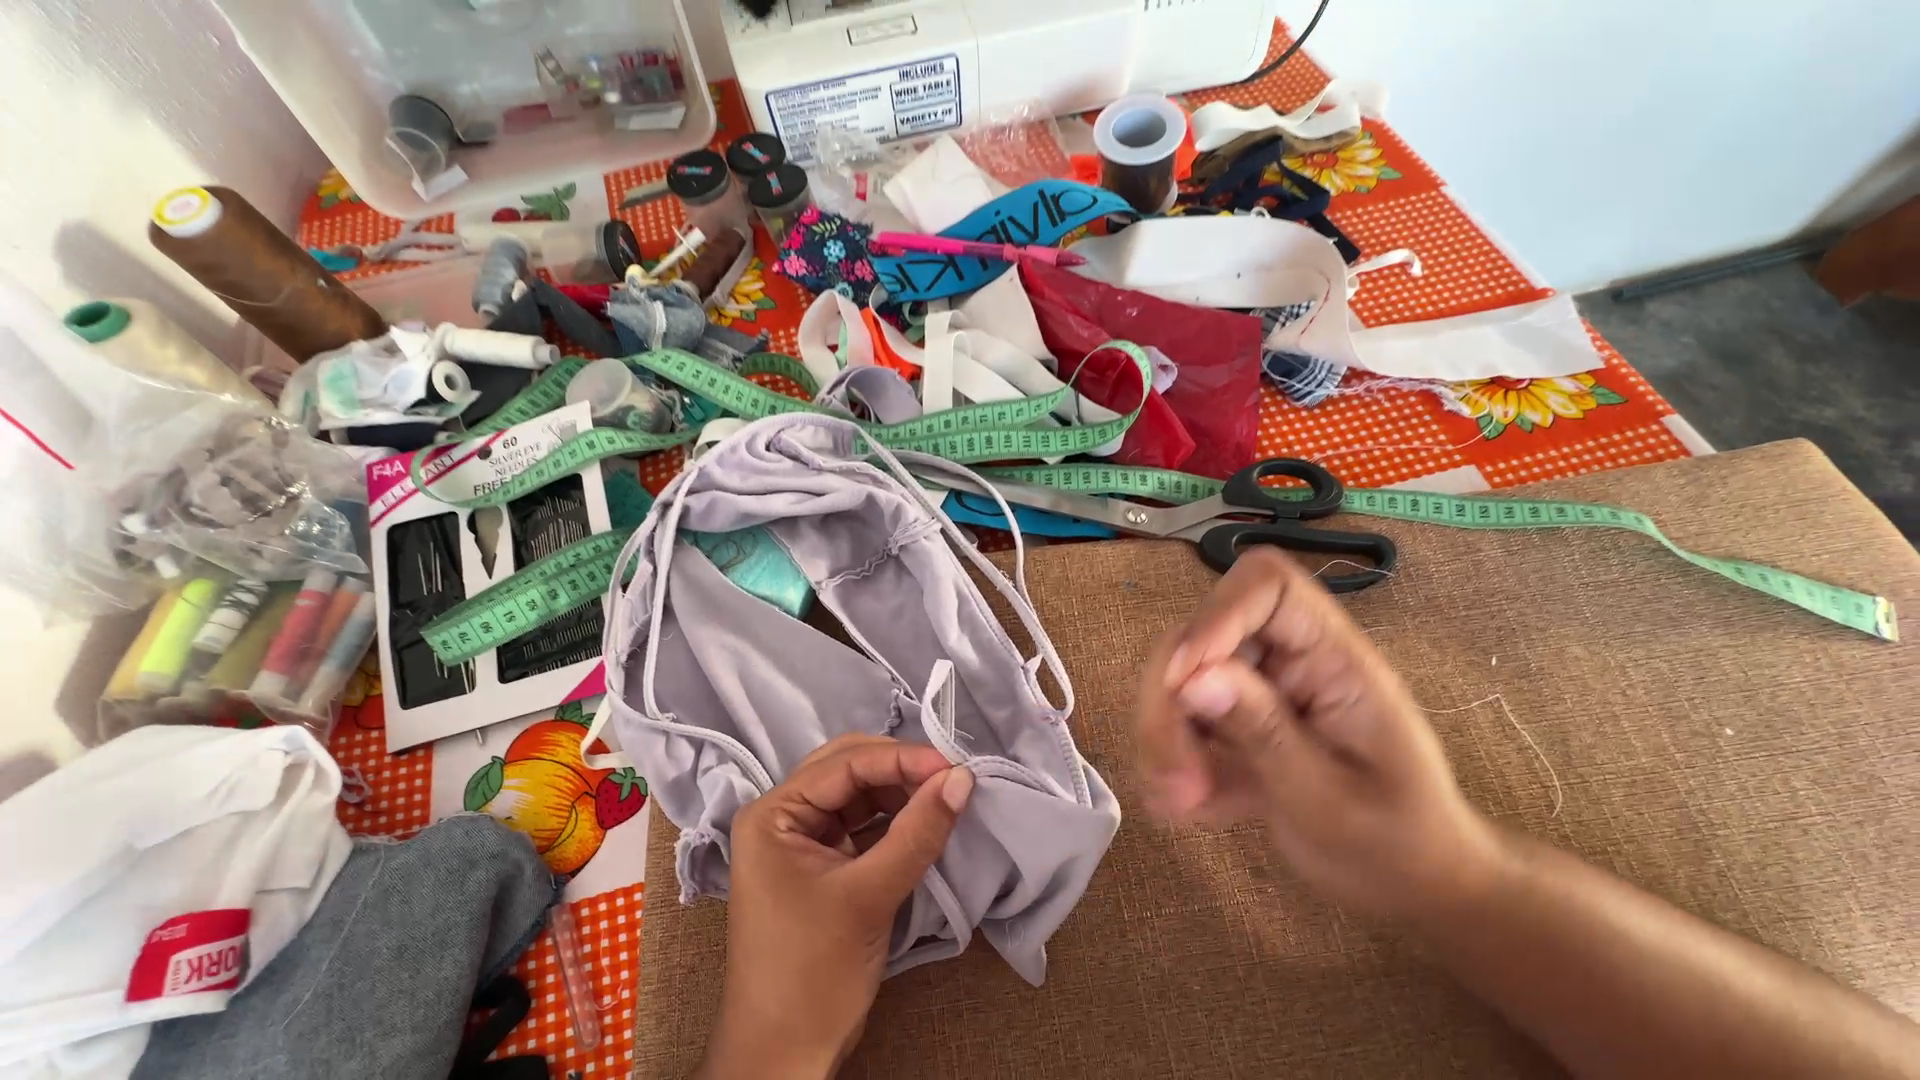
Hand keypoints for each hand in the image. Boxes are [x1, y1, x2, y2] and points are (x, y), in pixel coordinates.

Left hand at [697, 735, 974, 1079]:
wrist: (784, 1056)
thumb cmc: (812, 972)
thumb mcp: (869, 896)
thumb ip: (917, 833)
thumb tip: (962, 779)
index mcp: (773, 814)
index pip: (844, 765)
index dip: (901, 759)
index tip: (954, 766)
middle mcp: (782, 818)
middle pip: (848, 772)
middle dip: (900, 770)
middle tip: (951, 779)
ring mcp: (801, 844)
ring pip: (858, 798)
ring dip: (901, 795)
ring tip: (946, 797)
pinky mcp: (823, 869)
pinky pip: (863, 828)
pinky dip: (895, 823)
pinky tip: (927, 822)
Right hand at [1135, 547, 1502, 919]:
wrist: (1412, 882)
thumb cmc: (1393, 842)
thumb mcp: (1329, 799)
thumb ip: (1263, 731)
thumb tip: (1192, 677)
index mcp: (1333, 658)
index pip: (1268, 586)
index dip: (1216, 616)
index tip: (1184, 683)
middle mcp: (1289, 660)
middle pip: (1201, 636)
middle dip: (1170, 701)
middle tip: (1172, 778)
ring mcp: (1260, 690)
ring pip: (1179, 679)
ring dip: (1163, 737)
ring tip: (1178, 803)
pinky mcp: (1237, 723)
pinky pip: (1182, 720)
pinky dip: (1170, 760)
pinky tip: (1189, 808)